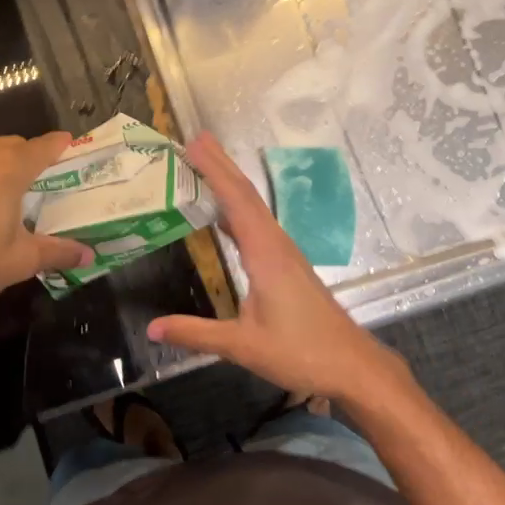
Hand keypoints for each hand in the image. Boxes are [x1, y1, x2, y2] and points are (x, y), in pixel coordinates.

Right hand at [147, 134, 408, 408]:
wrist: (351, 366)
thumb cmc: (300, 352)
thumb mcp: (242, 346)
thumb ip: (197, 334)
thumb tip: (153, 327)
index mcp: (266, 255)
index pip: (237, 202)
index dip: (215, 171)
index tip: (194, 144)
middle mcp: (277, 246)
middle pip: (247, 197)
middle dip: (222, 166)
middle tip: (195, 139)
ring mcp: (285, 255)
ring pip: (255, 210)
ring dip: (230, 185)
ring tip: (205, 166)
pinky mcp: (288, 267)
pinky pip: (259, 227)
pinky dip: (238, 212)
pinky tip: (224, 216)